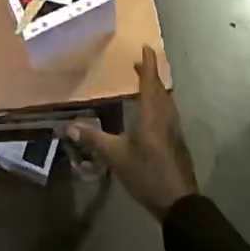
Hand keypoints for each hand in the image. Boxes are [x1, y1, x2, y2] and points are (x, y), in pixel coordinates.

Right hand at [68, 46, 196, 218]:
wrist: (179, 203)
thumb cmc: (147, 173)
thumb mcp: (115, 156)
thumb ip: (94, 140)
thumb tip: (70, 126)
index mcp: (152, 115)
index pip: (151, 82)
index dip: (148, 64)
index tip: (147, 47)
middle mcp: (166, 117)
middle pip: (161, 90)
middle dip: (151, 75)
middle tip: (140, 64)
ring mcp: (174, 131)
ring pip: (167, 102)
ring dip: (157, 90)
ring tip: (145, 85)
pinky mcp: (177, 143)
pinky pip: (168, 114)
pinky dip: (160, 104)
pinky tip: (151, 114)